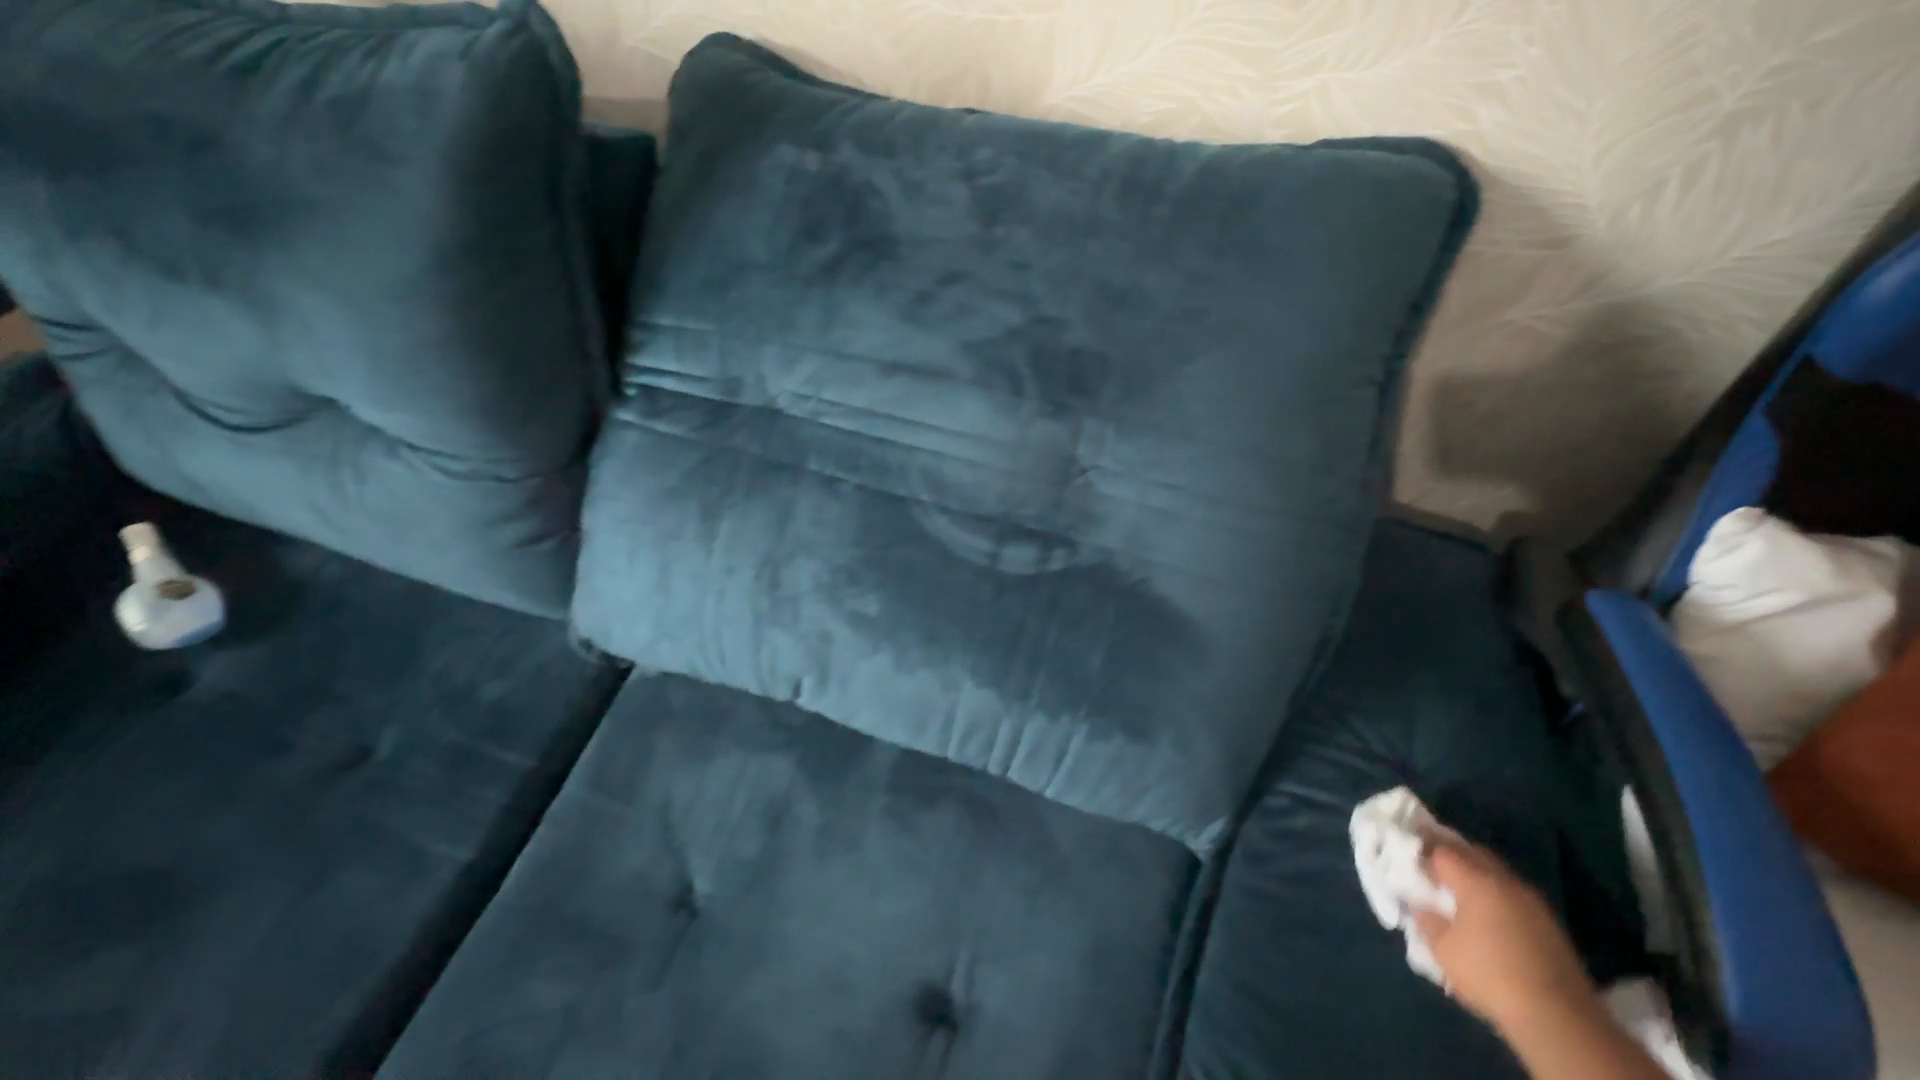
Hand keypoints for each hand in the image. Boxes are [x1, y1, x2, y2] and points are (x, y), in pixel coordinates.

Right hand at [1411, 839, 1599, 1035]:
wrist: (1556, 1015)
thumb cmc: (1488, 974)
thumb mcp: (1442, 950)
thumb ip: (1427, 920)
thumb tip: (1422, 906)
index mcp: (1477, 882)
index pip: (1444, 851)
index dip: (1423, 848)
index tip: (1407, 850)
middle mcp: (1507, 883)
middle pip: (1474, 854)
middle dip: (1451, 854)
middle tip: (1430, 863)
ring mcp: (1533, 904)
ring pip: (1497, 875)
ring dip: (1476, 876)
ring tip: (1457, 890)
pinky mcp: (1549, 926)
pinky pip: (1513, 897)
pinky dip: (1495, 897)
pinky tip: (1486, 917)